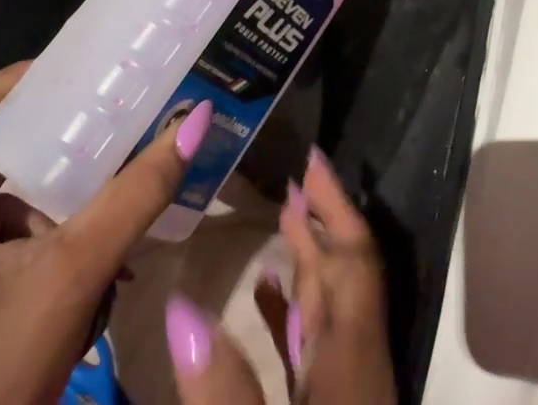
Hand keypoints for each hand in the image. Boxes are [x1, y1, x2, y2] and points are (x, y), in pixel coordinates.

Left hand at [0, 62, 213, 404]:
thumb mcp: (72, 279)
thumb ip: (134, 196)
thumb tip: (194, 123)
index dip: (19, 85)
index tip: (81, 73)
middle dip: (39, 152)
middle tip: (103, 130)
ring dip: (29, 206)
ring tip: (93, 208)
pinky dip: (9, 242)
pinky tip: (59, 262)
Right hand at [165, 150, 396, 404]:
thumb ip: (222, 384)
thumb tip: (179, 309)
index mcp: (352, 355)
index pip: (352, 259)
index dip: (335, 204)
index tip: (313, 156)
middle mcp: (359, 357)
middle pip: (346, 272)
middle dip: (322, 219)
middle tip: (293, 174)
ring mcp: (349, 379)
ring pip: (332, 303)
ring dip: (308, 257)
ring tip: (281, 213)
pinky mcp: (333, 395)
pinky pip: (317, 341)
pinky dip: (293, 310)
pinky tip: (264, 289)